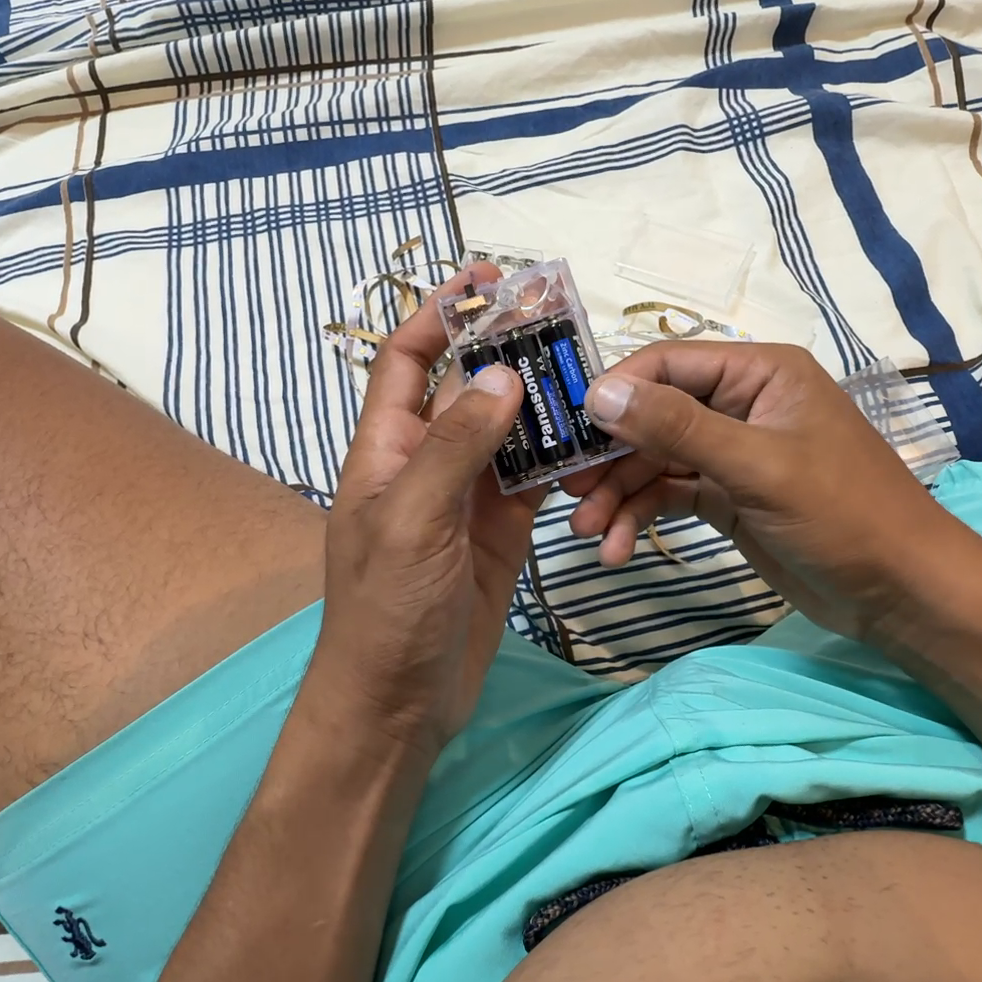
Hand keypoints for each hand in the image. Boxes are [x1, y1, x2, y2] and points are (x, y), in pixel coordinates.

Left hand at [317, 265, 544, 753]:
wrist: (399, 702)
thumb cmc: (387, 608)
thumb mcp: (414, 520)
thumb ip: (456, 446)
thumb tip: (502, 375)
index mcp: (388, 449)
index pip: (408, 361)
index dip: (439, 314)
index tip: (484, 278)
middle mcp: (427, 463)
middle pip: (469, 388)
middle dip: (507, 350)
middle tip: (562, 317)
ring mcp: (467, 499)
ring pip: (508, 433)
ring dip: (542, 404)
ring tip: (589, 372)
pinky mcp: (500, 533)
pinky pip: (534, 482)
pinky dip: (561, 460)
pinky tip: (593, 441)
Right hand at [562, 342, 951, 641]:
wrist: (902, 593)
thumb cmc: (843, 514)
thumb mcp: (757, 466)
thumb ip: (677, 427)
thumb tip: (599, 394)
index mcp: (758, 373)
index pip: (666, 363)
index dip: (614, 391)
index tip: (568, 430)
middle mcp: (740, 405)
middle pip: (652, 416)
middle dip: (609, 456)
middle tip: (566, 490)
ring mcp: (731, 453)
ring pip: (654, 462)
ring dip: (618, 495)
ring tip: (588, 534)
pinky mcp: (726, 496)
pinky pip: (668, 496)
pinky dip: (640, 518)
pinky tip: (618, 548)